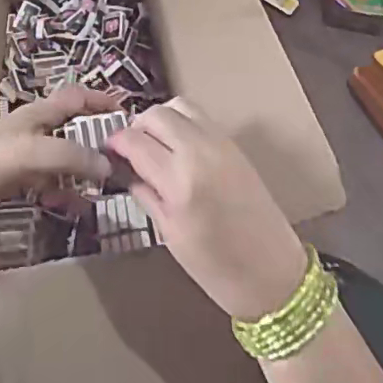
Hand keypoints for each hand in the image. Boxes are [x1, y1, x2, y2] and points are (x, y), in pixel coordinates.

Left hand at [0, 84, 119, 210]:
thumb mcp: (36, 152)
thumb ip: (73, 156)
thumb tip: (109, 166)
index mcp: (38, 112)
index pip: (76, 97)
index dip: (100, 99)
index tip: (125, 110)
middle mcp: (34, 129)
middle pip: (73, 129)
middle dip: (96, 140)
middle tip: (120, 157)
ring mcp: (25, 155)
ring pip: (64, 158)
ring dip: (83, 170)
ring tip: (104, 186)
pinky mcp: (18, 179)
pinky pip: (51, 182)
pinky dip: (66, 190)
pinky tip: (78, 206)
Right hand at [108, 100, 308, 320]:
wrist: (275, 276)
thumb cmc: (217, 269)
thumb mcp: (170, 234)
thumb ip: (146, 194)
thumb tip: (125, 170)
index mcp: (179, 181)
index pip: (134, 141)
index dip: (115, 142)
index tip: (107, 151)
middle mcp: (199, 152)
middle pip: (155, 115)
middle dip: (136, 127)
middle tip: (129, 149)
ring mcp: (220, 143)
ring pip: (179, 106)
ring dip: (160, 119)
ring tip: (154, 144)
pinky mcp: (234, 144)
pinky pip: (200, 117)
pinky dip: (182, 122)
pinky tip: (177, 146)